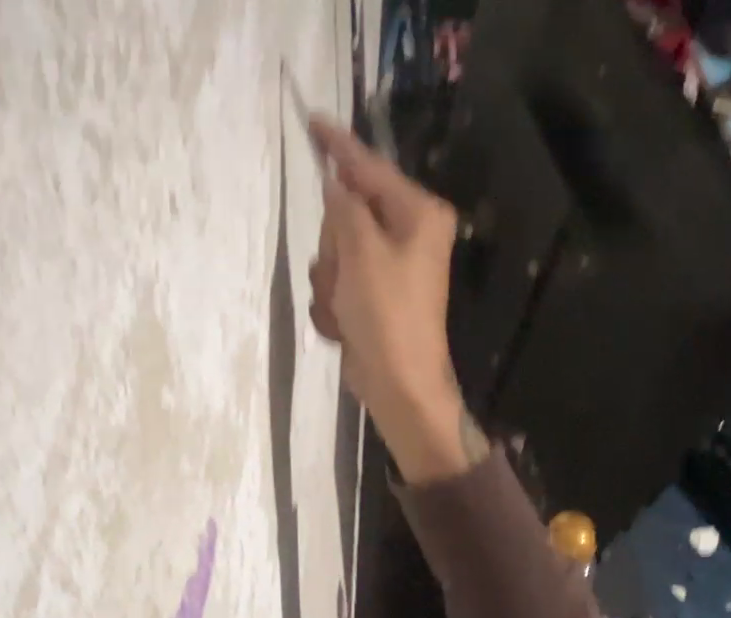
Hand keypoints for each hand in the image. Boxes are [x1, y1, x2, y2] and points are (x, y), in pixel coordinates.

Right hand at [307, 117, 485, 482]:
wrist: (398, 384)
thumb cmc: (387, 315)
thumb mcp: (362, 253)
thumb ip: (345, 209)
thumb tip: (336, 186)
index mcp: (418, 215)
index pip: (370, 169)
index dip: (338, 148)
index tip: (311, 121)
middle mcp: (408, 236)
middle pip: (347, 215)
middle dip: (334, 248)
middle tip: (343, 275)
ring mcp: (389, 271)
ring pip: (334, 254)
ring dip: (330, 283)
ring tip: (346, 308)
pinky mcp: (372, 300)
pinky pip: (336, 286)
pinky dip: (333, 307)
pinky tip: (346, 327)